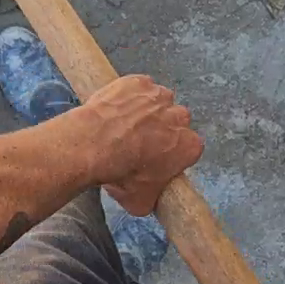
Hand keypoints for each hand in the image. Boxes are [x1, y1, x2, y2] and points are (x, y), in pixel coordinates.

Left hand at [63, 75, 202, 215]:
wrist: (95, 144)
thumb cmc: (122, 174)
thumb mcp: (141, 203)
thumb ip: (153, 196)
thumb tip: (147, 197)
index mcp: (189, 145)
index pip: (188, 148)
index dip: (172, 153)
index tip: (156, 159)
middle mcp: (180, 116)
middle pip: (176, 120)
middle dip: (162, 129)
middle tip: (138, 141)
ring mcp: (159, 95)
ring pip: (158, 101)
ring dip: (146, 109)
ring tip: (124, 123)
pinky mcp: (138, 81)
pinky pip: (138, 86)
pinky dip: (129, 94)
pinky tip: (115, 107)